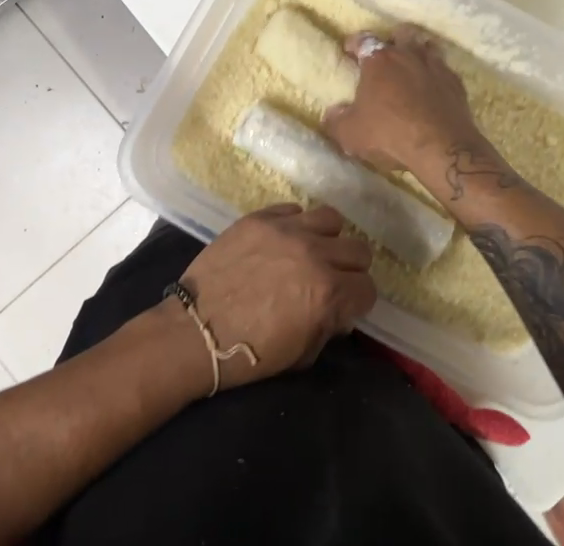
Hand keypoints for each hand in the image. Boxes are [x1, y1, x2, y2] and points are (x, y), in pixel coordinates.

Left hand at [178, 204, 376, 390]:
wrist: (196, 332)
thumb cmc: (251, 352)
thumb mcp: (302, 354)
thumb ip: (328, 326)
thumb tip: (338, 312)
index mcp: (328, 292)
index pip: (368, 288)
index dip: (358, 301)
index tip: (345, 306)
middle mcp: (314, 254)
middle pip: (358, 250)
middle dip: (350, 269)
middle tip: (332, 279)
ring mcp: (286, 231)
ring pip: (331, 219)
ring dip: (328, 238)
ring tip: (312, 251)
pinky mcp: (260, 219)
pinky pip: (293, 209)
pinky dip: (296, 224)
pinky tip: (283, 241)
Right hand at [322, 24, 489, 179]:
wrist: (442, 148)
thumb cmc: (389, 134)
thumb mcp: (350, 134)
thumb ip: (337, 120)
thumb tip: (333, 113)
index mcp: (379, 61)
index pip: (364, 40)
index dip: (355, 43)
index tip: (350, 49)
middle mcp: (408, 55)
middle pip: (401, 33)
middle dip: (392, 38)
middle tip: (386, 52)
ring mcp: (435, 67)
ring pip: (427, 46)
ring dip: (418, 51)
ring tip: (412, 64)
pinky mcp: (456, 83)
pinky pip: (444, 70)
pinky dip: (436, 74)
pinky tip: (433, 86)